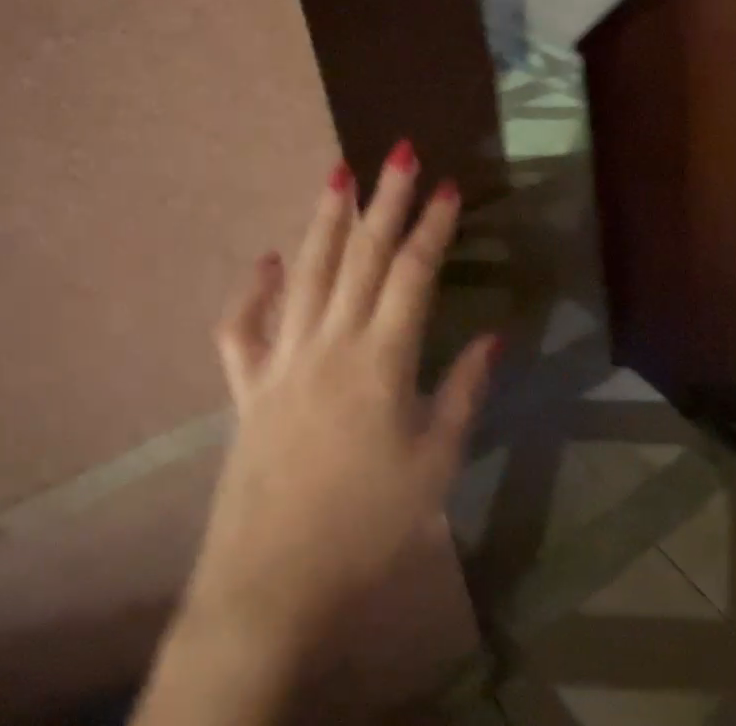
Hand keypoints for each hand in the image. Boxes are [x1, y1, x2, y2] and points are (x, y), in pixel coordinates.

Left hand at [185, 144, 497, 636]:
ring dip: (322, 223)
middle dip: (383, 203)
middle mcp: (328, 346)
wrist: (275, 582)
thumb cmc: (371, 523)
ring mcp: (280, 364)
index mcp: (381, 362)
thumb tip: (494, 334)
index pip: (411, 276)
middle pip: (358, 259)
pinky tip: (267, 260)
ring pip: (303, 277)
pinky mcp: (246, 390)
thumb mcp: (437, 460)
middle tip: (398, 152)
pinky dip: (252, 290)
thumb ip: (464, 391)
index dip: (433, 228)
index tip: (450, 186)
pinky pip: (242, 329)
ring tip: (336, 175)